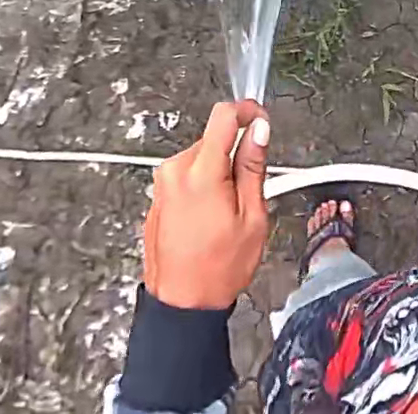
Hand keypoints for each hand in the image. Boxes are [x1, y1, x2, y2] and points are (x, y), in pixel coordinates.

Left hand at [142, 99, 270, 308]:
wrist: (181, 307)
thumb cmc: (217, 269)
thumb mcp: (251, 217)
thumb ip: (253, 166)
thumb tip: (259, 131)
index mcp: (201, 173)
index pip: (223, 117)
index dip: (246, 111)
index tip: (259, 117)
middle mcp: (175, 171)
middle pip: (212, 138)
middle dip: (233, 153)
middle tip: (247, 188)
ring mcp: (163, 183)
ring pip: (200, 156)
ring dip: (217, 170)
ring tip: (226, 211)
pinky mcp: (158, 194)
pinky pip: (186, 174)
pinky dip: (202, 184)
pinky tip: (208, 217)